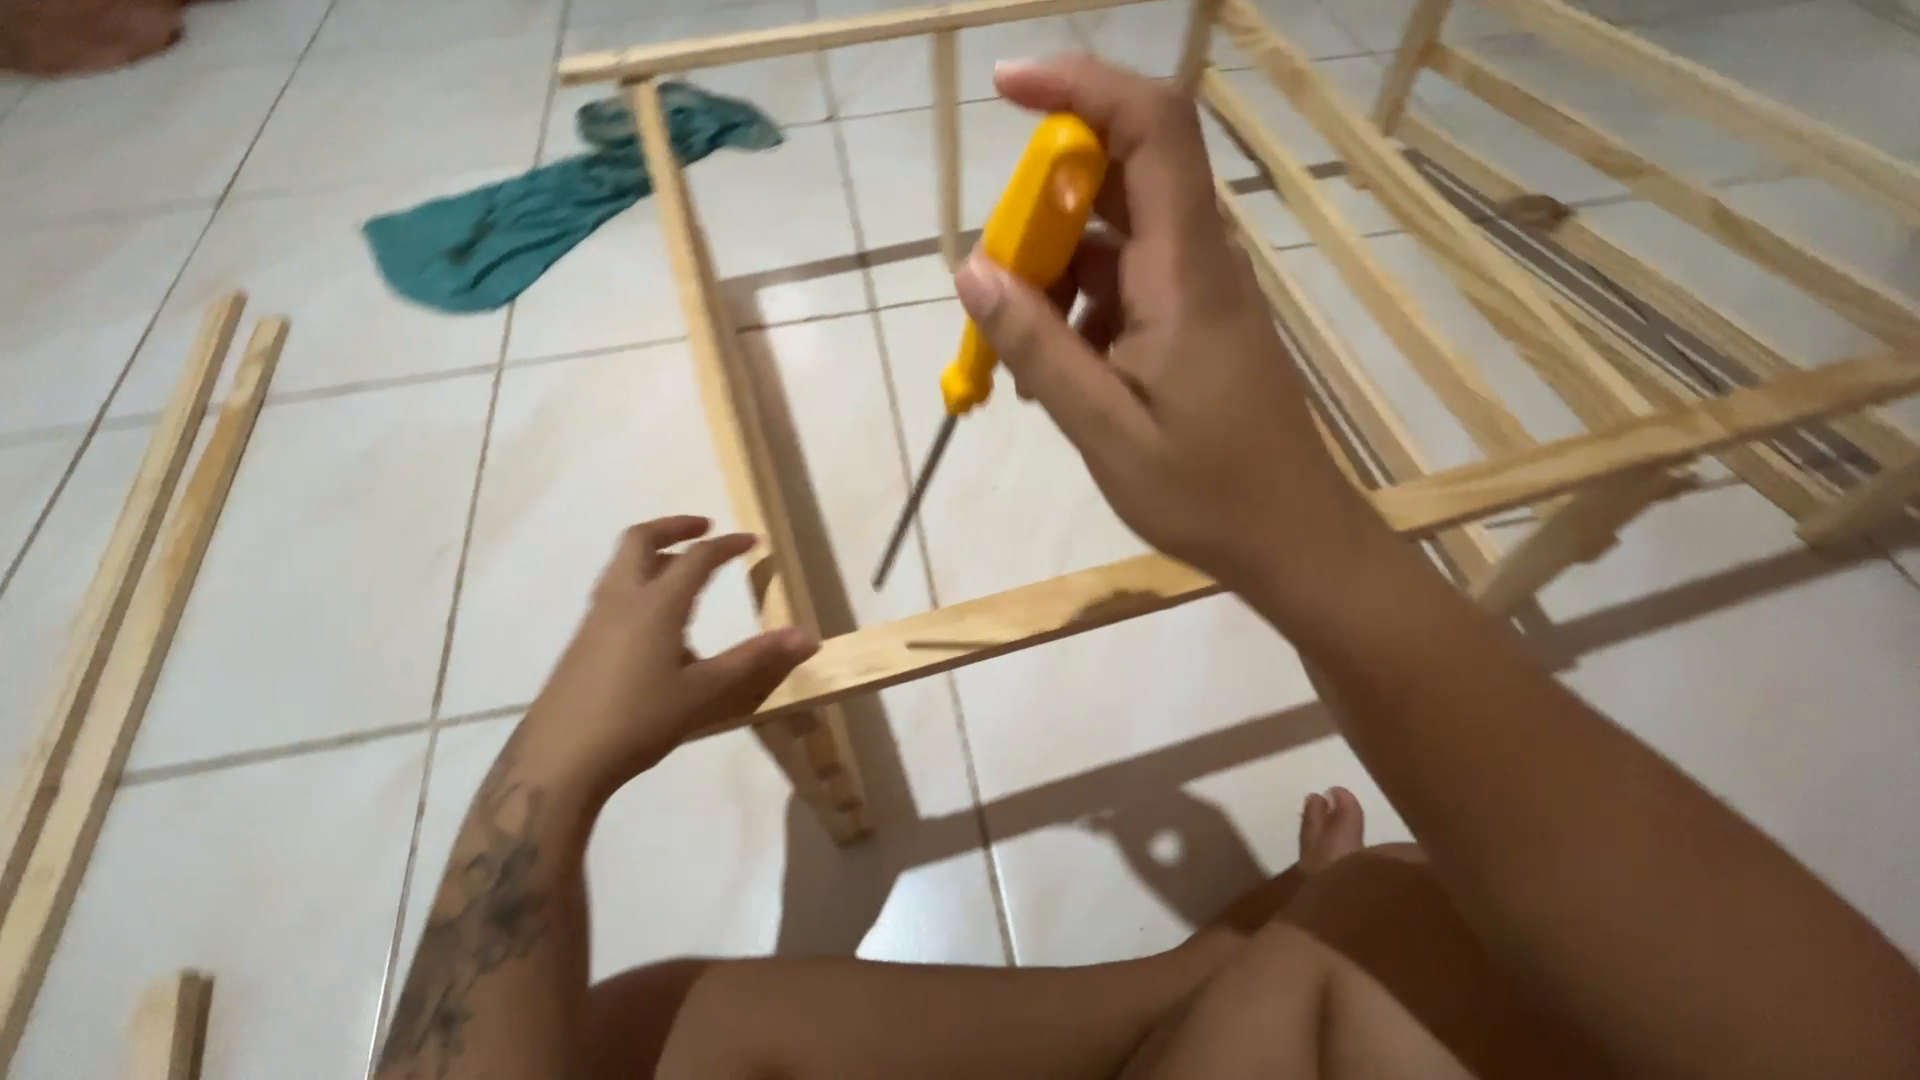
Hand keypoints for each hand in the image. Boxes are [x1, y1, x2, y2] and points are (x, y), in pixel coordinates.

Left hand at [518, 516, 816, 796]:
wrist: (560, 760)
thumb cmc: (639, 720)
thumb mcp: (706, 692)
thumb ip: (755, 659)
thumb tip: (806, 637)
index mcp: (656, 606)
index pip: (697, 558)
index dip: (727, 545)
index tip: (752, 541)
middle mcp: (622, 600)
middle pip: (641, 540)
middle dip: (674, 527)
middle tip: (703, 528)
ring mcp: (595, 620)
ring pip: (621, 565)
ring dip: (653, 554)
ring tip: (681, 570)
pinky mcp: (582, 642)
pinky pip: (613, 592)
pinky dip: (639, 582)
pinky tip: (657, 625)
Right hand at [961, 56, 1394, 610]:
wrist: (1292, 538)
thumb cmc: (1206, 493)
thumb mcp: (1105, 430)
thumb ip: (1039, 349)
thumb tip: (972, 272)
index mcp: (1186, 273)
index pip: (1151, 127)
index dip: (1081, 85)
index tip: (1007, 87)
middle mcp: (1199, 262)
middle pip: (1121, 178)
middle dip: (1043, 209)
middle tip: (996, 282)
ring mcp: (1200, 293)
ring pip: (1115, 239)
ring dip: (1055, 274)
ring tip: (1018, 352)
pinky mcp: (1196, 324)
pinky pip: (1127, 285)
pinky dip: (1080, 311)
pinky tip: (1057, 373)